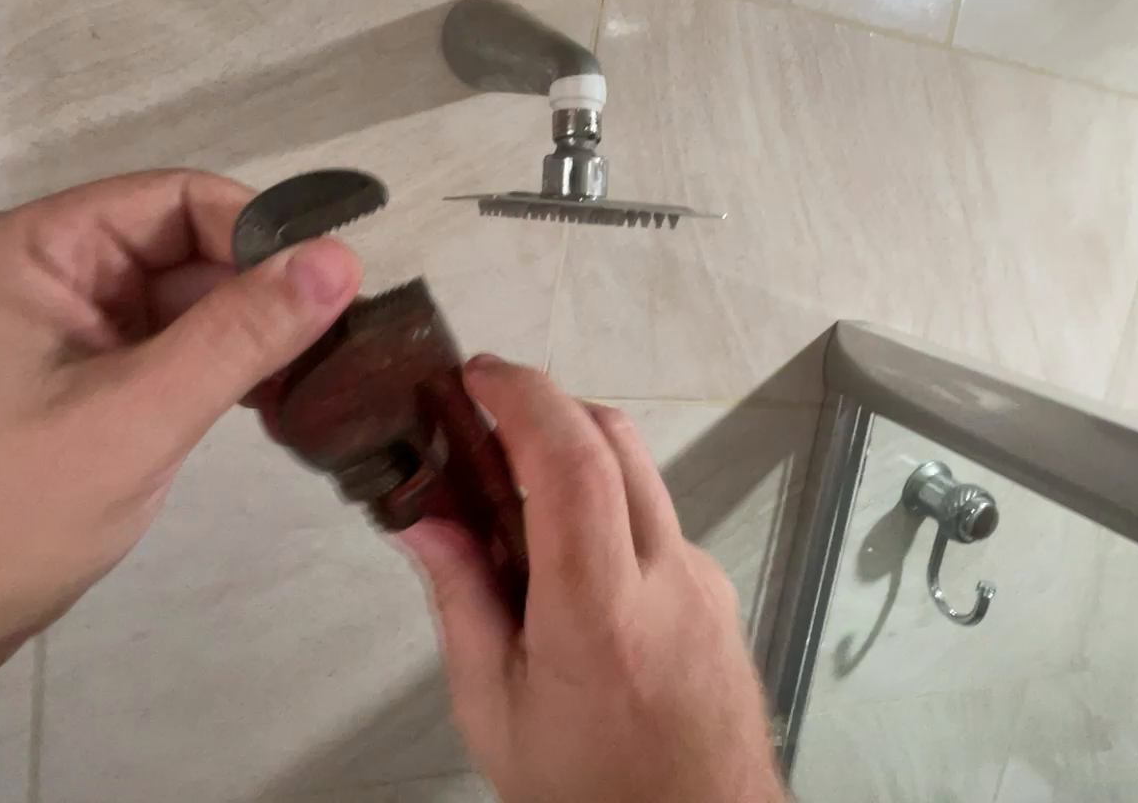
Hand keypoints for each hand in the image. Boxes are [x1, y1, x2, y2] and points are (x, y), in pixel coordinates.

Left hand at [0, 169, 360, 675]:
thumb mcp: (136, 418)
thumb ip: (243, 334)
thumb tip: (343, 260)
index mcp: (32, 250)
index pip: (176, 198)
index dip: (260, 231)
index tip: (332, 288)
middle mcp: (44, 273)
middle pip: (182, 248)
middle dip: (258, 292)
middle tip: (331, 347)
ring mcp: (57, 330)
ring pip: (180, 301)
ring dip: (243, 334)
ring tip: (304, 379)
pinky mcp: (72, 379)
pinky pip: (164, 346)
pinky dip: (215, 366)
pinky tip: (258, 400)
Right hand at [398, 357, 786, 802]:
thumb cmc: (590, 792)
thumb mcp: (496, 710)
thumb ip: (460, 602)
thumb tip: (423, 523)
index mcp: (599, 616)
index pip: (573, 467)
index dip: (525, 401)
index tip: (479, 376)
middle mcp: (665, 577)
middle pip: (613, 439)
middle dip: (545, 401)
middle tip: (487, 409)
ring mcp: (699, 573)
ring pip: (638, 464)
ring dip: (576, 441)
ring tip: (518, 473)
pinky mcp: (713, 579)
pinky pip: (654, 505)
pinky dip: (606, 490)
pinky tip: (571, 539)